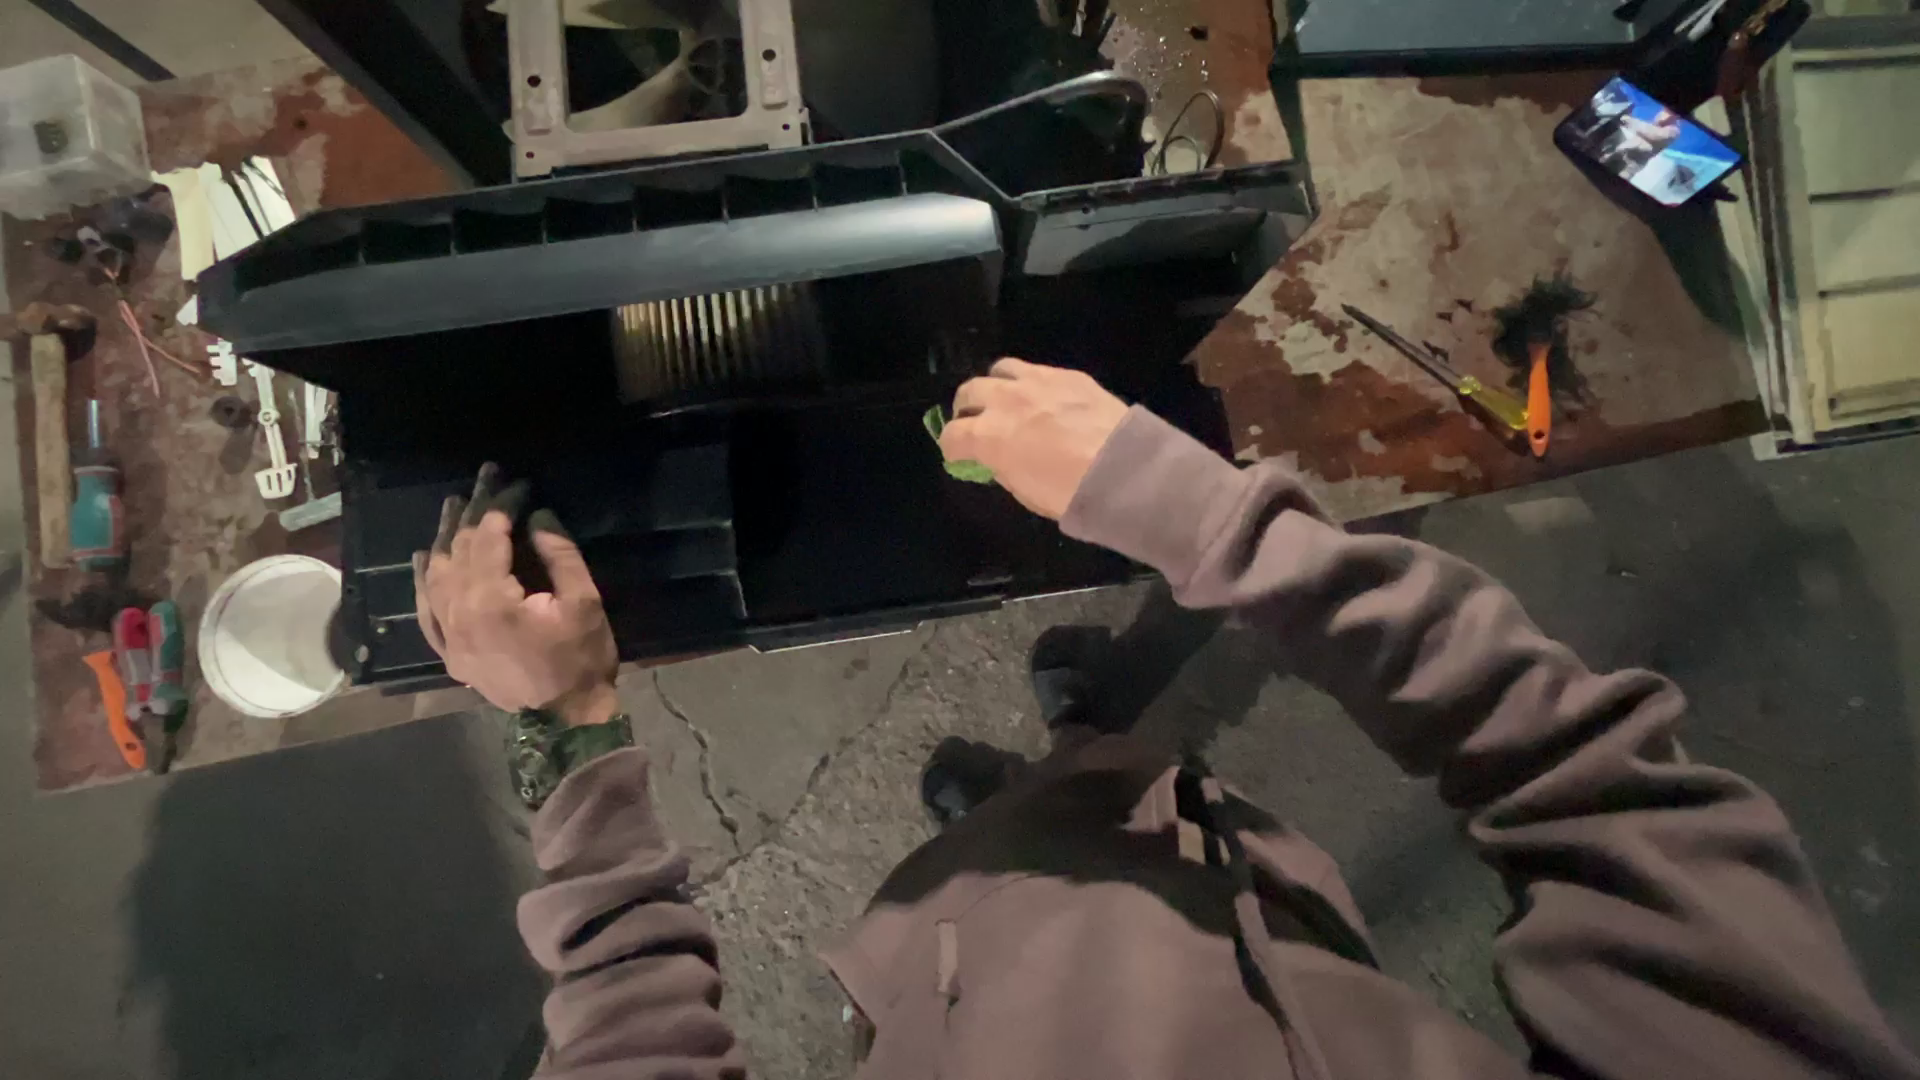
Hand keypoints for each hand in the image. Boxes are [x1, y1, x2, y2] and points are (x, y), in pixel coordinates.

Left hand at [414, 464, 619, 726]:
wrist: (567, 717)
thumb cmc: (583, 658)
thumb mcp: (584, 603)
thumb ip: (560, 556)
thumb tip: (538, 516)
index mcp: (491, 600)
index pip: (488, 537)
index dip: (501, 506)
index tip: (519, 485)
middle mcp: (458, 613)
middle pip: (459, 550)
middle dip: (473, 511)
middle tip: (486, 479)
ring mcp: (449, 635)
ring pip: (436, 576)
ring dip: (445, 537)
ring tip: (454, 506)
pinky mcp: (450, 652)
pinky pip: (425, 610)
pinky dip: (424, 581)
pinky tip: (426, 558)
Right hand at [939, 358, 1129, 519]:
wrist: (1122, 468)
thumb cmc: (1068, 492)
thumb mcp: (1024, 491)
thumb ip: (1002, 468)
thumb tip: (996, 458)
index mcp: (988, 436)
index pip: (952, 435)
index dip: (952, 448)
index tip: (959, 455)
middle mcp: (1005, 401)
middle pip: (969, 392)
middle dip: (966, 409)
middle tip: (975, 422)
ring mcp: (1036, 381)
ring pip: (1000, 370)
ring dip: (996, 386)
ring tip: (1006, 400)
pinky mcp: (1066, 374)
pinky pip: (1035, 370)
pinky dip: (1029, 383)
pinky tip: (1043, 398)